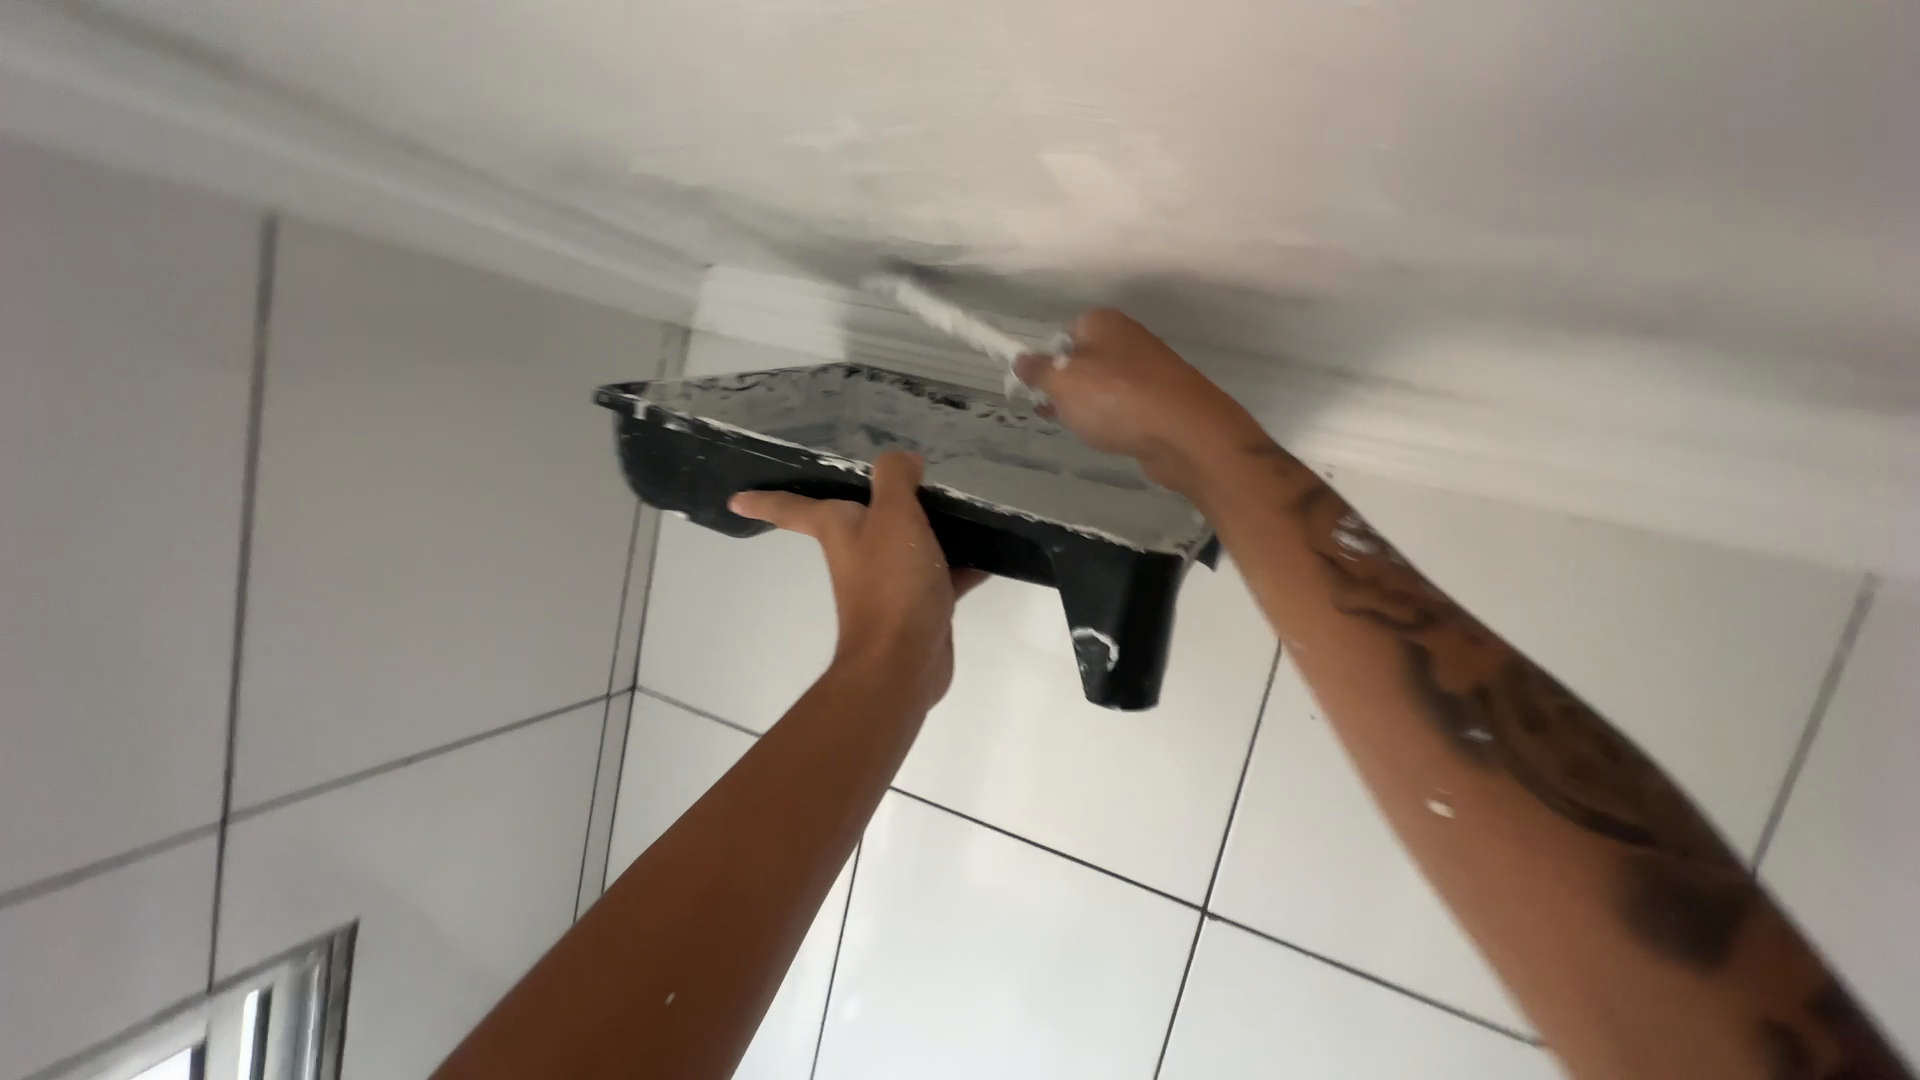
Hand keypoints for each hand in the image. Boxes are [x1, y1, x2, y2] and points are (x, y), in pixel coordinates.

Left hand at [729, 452, 987, 712]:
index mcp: (839, 530)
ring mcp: (888, 581)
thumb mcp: (894, 517)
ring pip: (908, 543)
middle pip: (862, 517)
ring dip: (929, 526)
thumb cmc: (891, 585)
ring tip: (959, 500)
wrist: (904, 662)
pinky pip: (940, 573)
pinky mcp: (918, 605)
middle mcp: (859, 553)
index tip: (734, 499)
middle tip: (900, 473)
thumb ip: (896, 479)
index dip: (764, 500)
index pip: (793, 508)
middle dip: (875, 499)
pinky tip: (988, 550)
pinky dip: (960, 562)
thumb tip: (903, 460)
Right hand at [1013, 309, 1266, 493]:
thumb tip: (1021, 359)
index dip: (1046, 359)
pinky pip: (1124, 407)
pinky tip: (1109, 437)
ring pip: (1102, 387)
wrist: (1185, 433)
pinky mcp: (1161, 401)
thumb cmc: (1116, 399)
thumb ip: (1037, 370)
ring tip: (1082, 429)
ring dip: (1086, 408)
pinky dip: (1112, 421)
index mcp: (1103, 322)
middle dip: (1064, 388)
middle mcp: (1128, 339)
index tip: (1036, 387)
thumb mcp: (1062, 382)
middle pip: (1082, 361)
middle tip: (1053, 411)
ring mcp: (1148, 371)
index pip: (1063, 332)